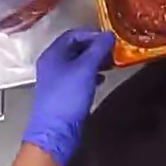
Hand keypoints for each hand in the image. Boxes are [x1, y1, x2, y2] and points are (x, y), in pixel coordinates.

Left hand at [23, 29, 115, 165]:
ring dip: (94, 61)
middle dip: (95, 48)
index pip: (72, 35)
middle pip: (75, 48)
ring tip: (111, 63)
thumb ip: (98, 50)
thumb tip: (110, 35)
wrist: (55, 132)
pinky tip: (102, 79)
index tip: (109, 39)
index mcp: (53, 54)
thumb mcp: (85, 70)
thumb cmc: (68, 97)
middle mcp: (52, 64)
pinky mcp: (64, 93)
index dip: (92, 34)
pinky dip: (91, 74)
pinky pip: (79, 77)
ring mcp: (57, 79)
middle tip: (113, 51)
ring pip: (78, 63)